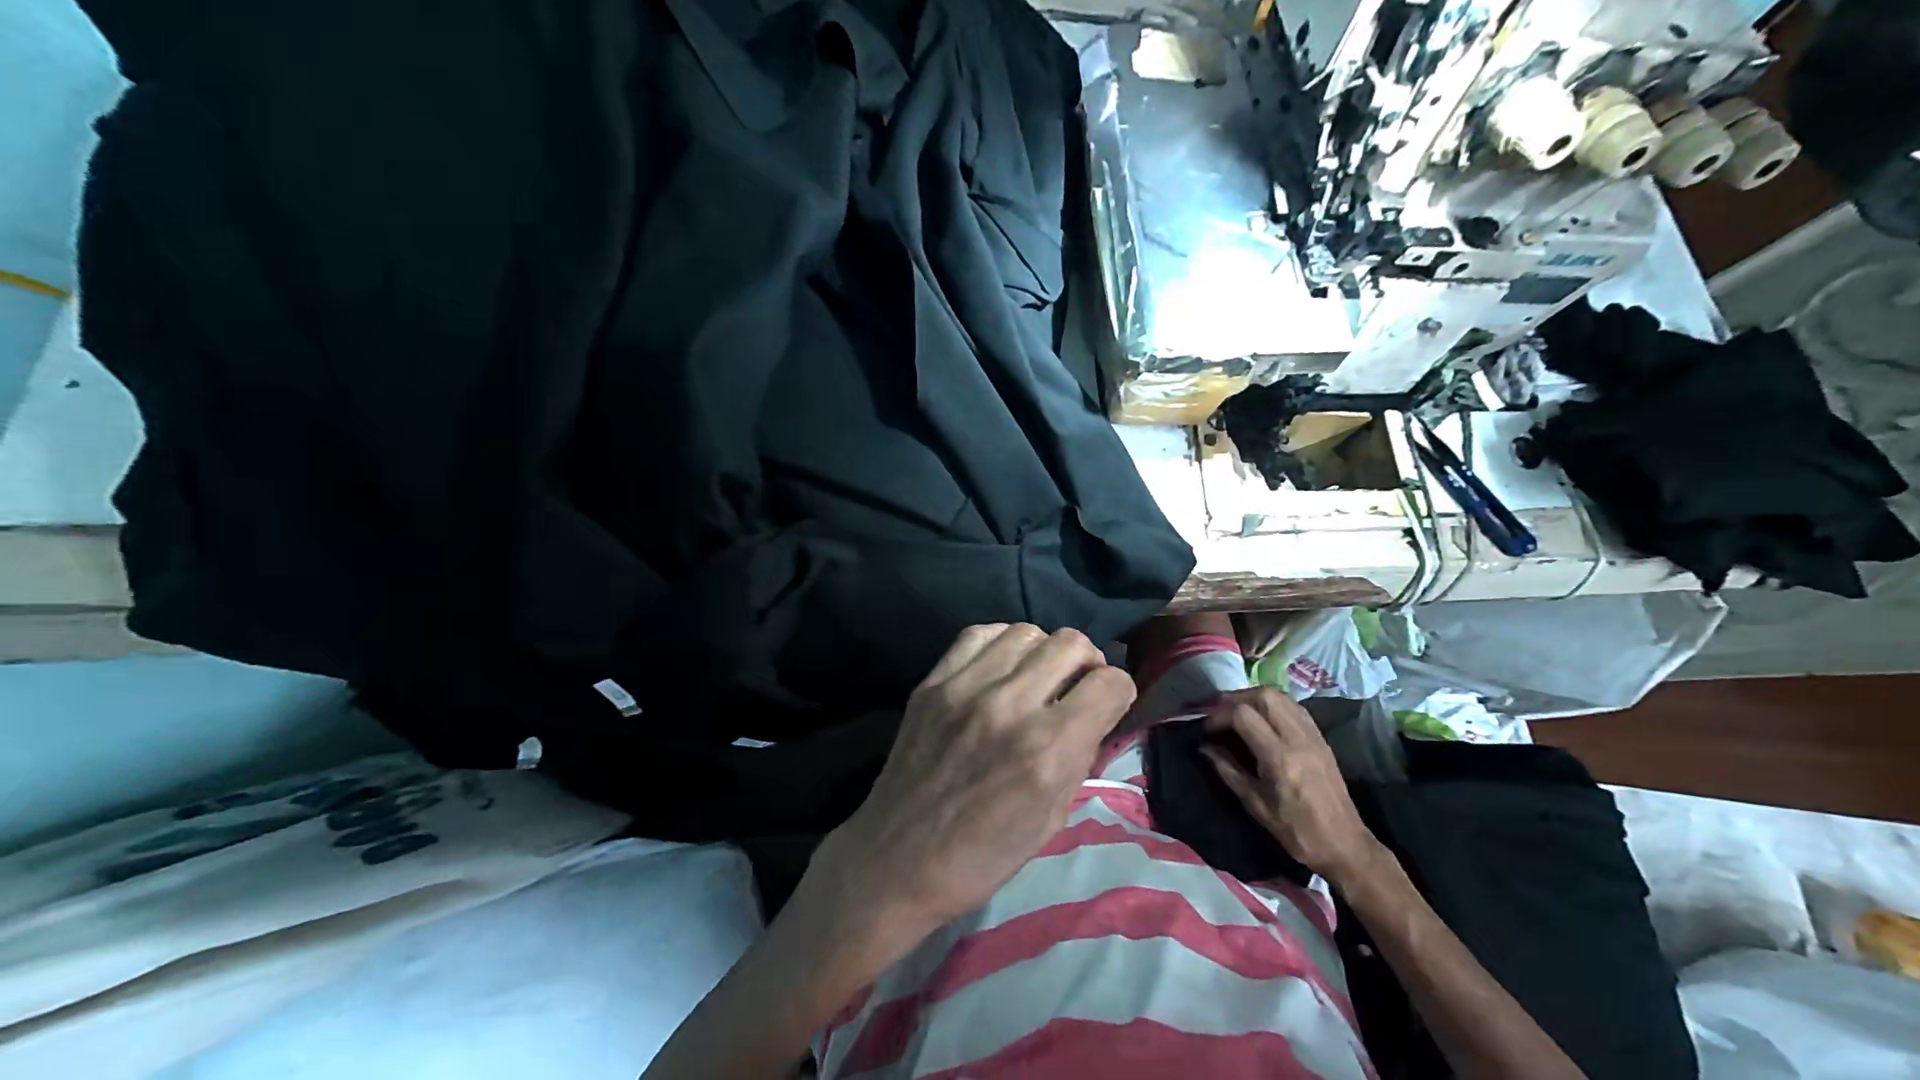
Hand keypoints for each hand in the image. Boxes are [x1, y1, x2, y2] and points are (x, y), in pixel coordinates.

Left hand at [813, 624, 1135, 933]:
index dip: (1118, 693)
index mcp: (1048, 748)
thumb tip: (1096, 714)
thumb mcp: (1053, 818)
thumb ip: (1080, 755)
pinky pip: (979, 634)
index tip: (1107, 705)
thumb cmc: (983, 856)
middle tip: (1077, 687)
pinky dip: (1001, 644)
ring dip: (1044, 652)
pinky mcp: (933, 682)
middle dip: (1087, 664)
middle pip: (1071, 644)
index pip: (1110, 683)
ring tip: (1037, 677)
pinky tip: (1001, 668)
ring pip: (1027, 631)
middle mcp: (1011, 705)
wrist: (898, 858)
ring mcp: (966, 687)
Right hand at [1201, 687, 1384, 883]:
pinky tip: (1263, 719)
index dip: (1220, 716)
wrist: (1344, 844)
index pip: (1244, 715)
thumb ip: (1227, 770)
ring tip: (1238, 713)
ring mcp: (1314, 736)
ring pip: (1281, 696)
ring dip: (1254, 698)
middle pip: (1265, 696)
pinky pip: (1294, 707)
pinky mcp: (1321, 739)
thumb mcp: (1255, 804)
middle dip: (1236, 698)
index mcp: (1280, 759)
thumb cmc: (1296, 831)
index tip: (1208, 730)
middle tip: (1220, 713)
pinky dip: (1273, 705)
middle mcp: (1298, 740)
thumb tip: (1204, 746)